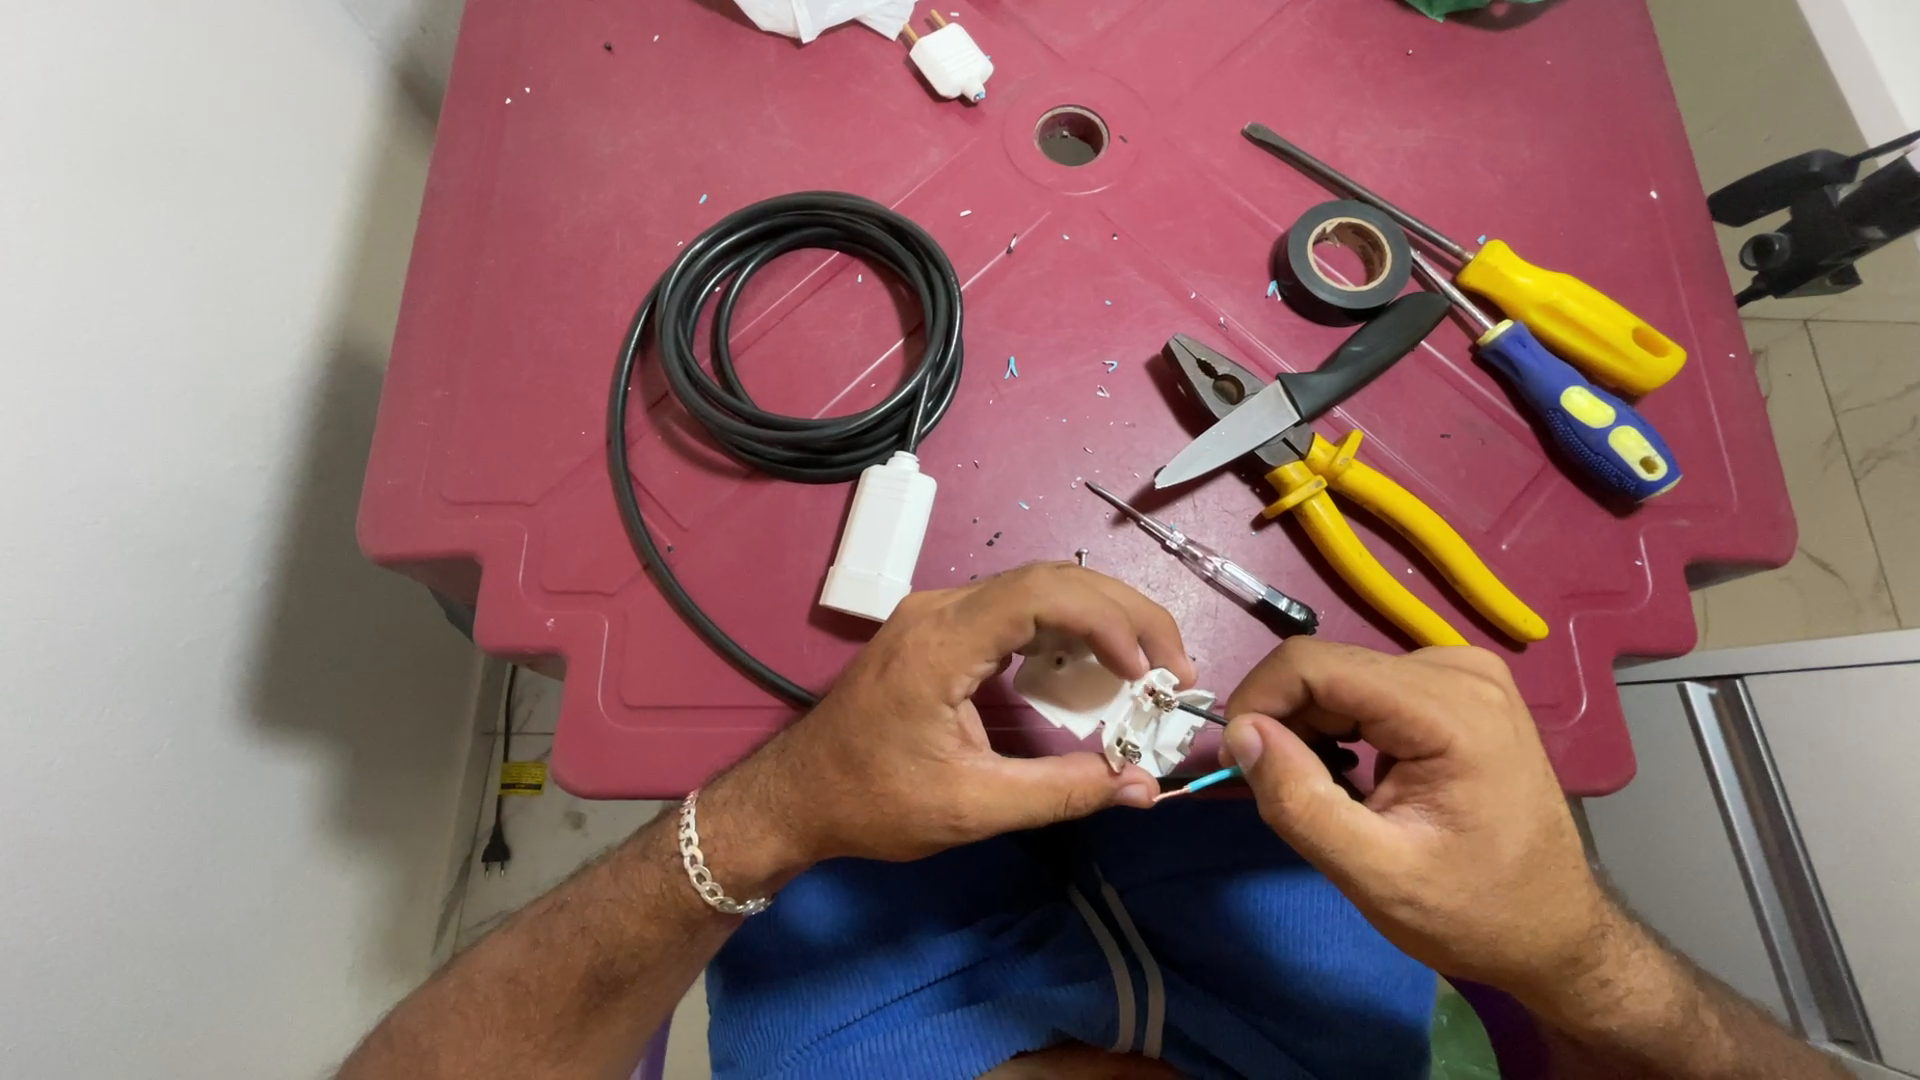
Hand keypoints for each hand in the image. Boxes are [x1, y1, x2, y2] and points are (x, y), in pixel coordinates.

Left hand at [722, 563, 1192, 868]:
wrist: (798, 793)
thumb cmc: (873, 801)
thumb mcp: (971, 807)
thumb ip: (1063, 792)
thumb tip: (1144, 785)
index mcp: (941, 641)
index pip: (1040, 594)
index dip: (1107, 620)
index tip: (1149, 673)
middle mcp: (941, 608)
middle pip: (1049, 580)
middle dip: (1123, 614)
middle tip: (1175, 667)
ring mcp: (938, 612)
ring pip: (1037, 588)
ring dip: (1100, 619)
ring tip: (1148, 667)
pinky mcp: (941, 628)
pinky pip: (1017, 609)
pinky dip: (1067, 630)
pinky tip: (1094, 666)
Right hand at [1220, 639, 1607, 1000]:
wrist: (1559, 935)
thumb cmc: (1475, 913)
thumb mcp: (1375, 876)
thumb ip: (1299, 802)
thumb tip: (1240, 732)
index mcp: (1450, 709)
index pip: (1313, 664)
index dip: (1257, 701)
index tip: (1237, 758)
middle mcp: (1456, 669)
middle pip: (1323, 668)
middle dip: (1282, 722)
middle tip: (1281, 787)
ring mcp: (1459, 671)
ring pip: (1335, 675)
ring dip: (1306, 727)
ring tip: (1323, 788)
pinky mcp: (1451, 684)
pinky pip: (1360, 684)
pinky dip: (1334, 724)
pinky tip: (1350, 771)